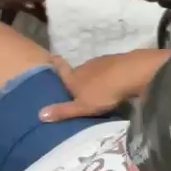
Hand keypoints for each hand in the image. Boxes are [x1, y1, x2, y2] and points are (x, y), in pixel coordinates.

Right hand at [39, 53, 160, 122]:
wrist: (131, 73)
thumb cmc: (103, 92)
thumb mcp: (81, 106)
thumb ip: (63, 110)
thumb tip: (39, 114)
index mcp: (73, 77)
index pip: (60, 67)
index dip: (55, 62)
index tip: (51, 56)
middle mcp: (84, 66)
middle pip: (76, 71)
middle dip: (74, 77)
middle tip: (73, 87)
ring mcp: (101, 62)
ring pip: (91, 71)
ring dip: (90, 78)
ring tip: (91, 89)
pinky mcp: (116, 62)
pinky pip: (106, 70)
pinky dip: (105, 77)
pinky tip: (109, 85)